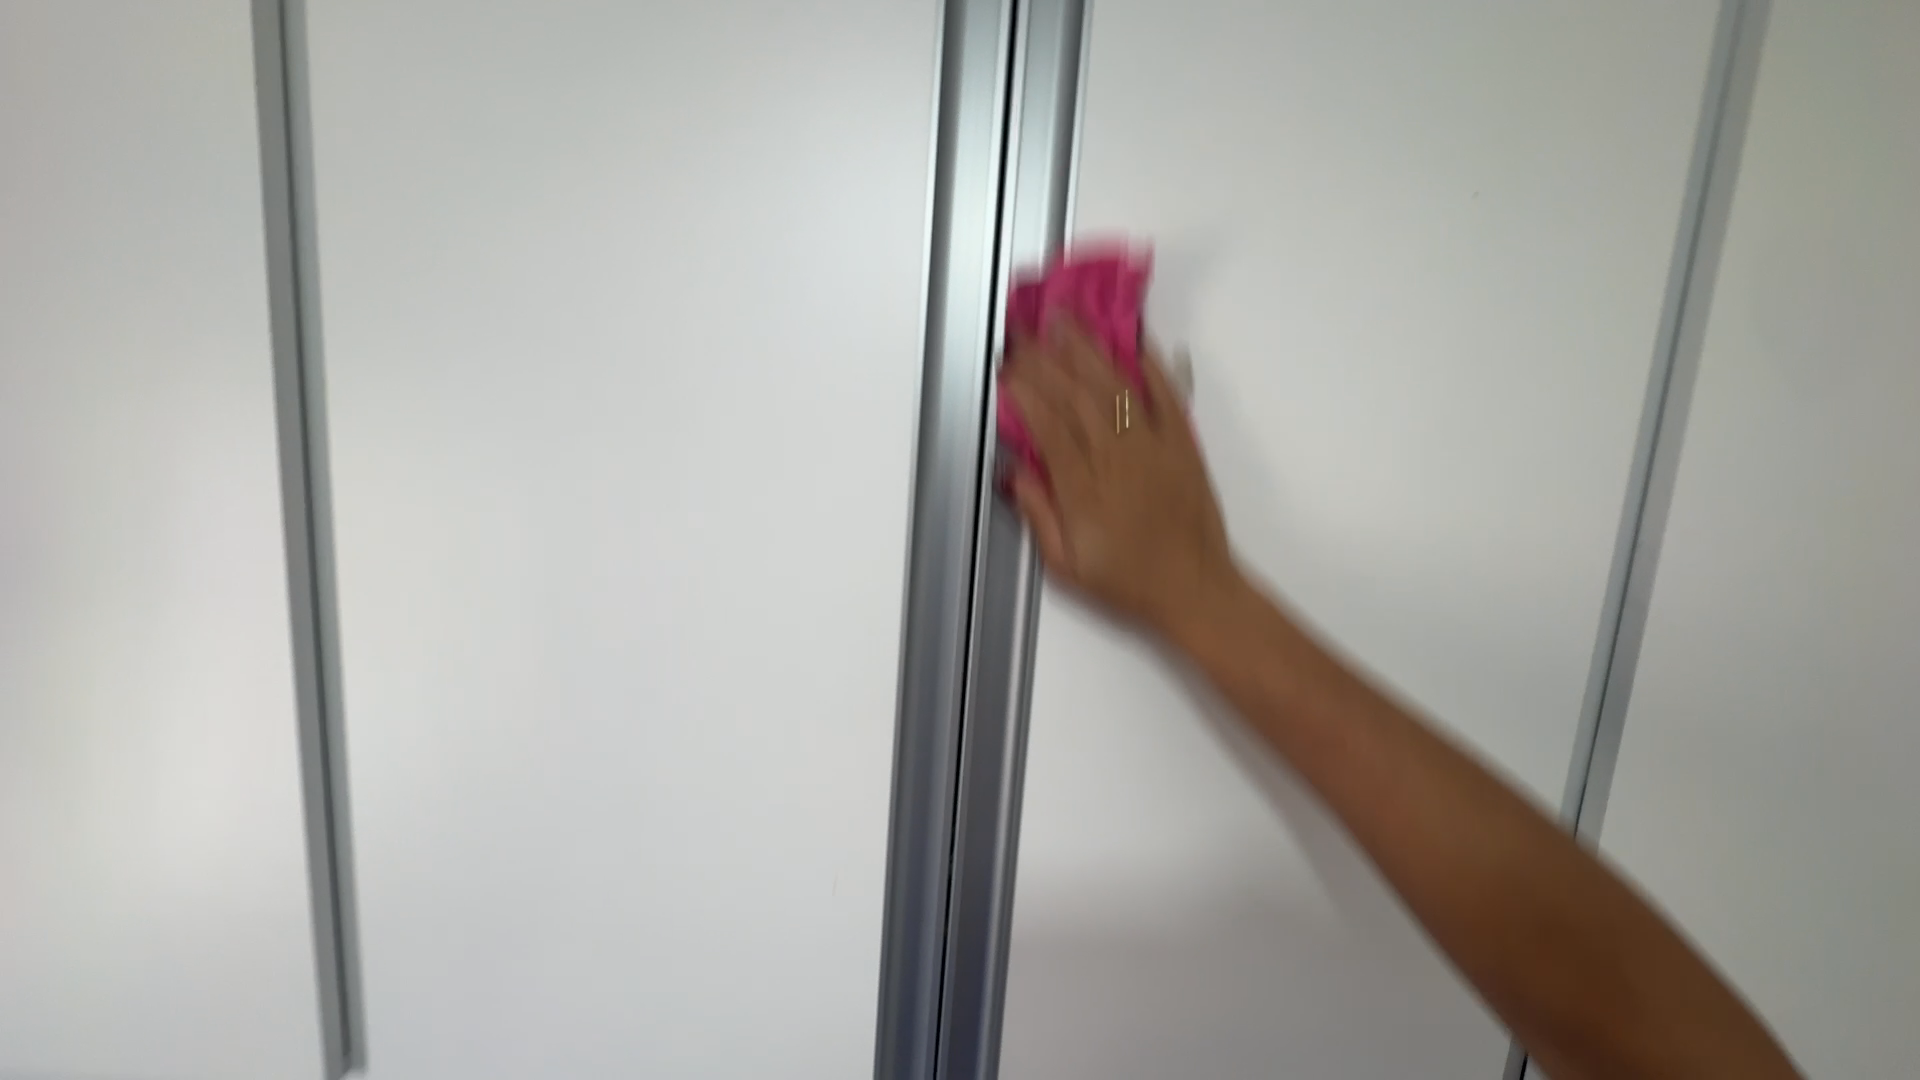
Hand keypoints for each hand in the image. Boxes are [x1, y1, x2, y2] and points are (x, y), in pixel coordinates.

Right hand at [1000, 318, 1240, 638]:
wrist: (1194, 588)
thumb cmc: (1125, 581)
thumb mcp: (1066, 565)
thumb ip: (1038, 515)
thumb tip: (1014, 472)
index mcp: (1083, 489)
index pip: (1047, 426)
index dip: (1024, 392)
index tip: (1005, 367)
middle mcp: (1117, 458)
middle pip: (1075, 396)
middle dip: (1046, 358)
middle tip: (1024, 329)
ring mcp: (1154, 446)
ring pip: (1114, 386)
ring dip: (1087, 349)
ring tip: (1065, 319)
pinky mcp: (1183, 443)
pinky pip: (1166, 394)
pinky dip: (1149, 363)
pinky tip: (1131, 338)